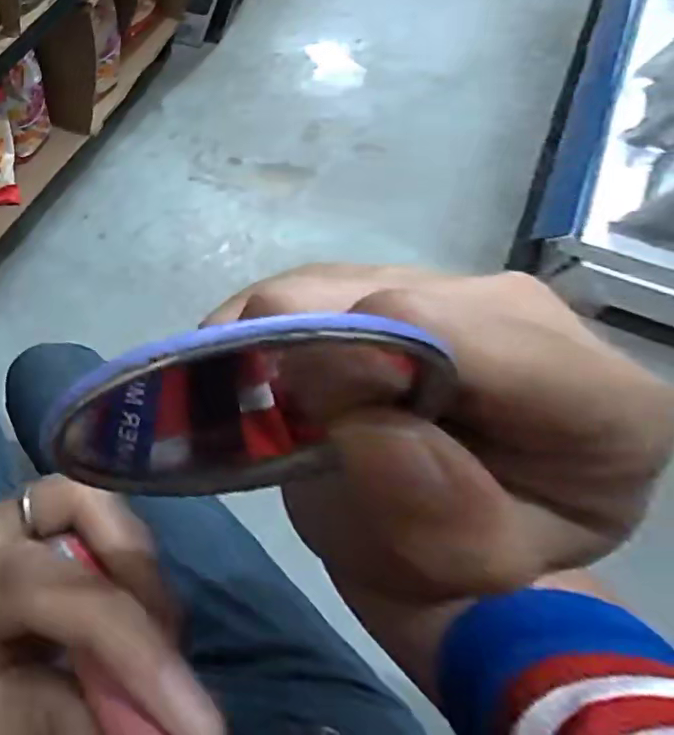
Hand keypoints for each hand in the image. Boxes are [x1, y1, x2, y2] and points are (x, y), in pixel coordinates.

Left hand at [0, 478, 221, 734]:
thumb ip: (72, 721)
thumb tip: (164, 729)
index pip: (39, 583)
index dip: (127, 643)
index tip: (200, 724)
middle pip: (75, 504)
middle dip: (142, 580)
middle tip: (169, 667)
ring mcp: (14, 519)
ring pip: (101, 511)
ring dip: (147, 583)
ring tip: (151, 660)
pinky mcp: (41, 526)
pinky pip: (106, 530)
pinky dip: (140, 581)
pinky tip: (137, 640)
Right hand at [206, 265, 673, 602]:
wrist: (410, 520)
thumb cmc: (441, 546)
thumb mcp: (459, 565)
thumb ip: (435, 513)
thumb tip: (371, 424)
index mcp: (590, 392)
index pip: (439, 328)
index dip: (355, 362)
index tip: (318, 418)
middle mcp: (518, 313)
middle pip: (361, 299)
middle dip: (305, 360)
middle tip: (303, 421)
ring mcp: (430, 282)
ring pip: (304, 288)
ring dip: (274, 348)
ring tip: (292, 404)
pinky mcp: (357, 277)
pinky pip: (276, 288)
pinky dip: (252, 334)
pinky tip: (273, 377)